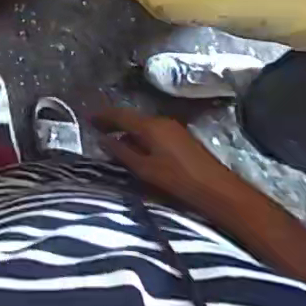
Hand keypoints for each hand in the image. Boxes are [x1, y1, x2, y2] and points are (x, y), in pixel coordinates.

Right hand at [95, 108, 258, 219]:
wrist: (218, 190)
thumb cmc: (178, 180)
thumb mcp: (145, 169)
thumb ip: (122, 153)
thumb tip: (103, 139)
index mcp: (150, 126)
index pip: (120, 115)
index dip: (103, 116)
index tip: (87, 117)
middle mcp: (161, 121)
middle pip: (132, 117)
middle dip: (114, 121)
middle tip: (96, 127)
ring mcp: (173, 128)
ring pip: (143, 124)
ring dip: (127, 129)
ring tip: (112, 138)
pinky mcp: (181, 138)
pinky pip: (153, 131)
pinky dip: (139, 135)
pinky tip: (135, 147)